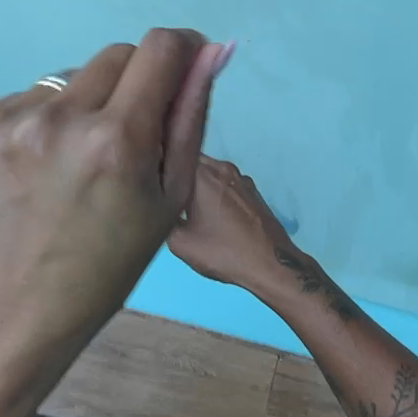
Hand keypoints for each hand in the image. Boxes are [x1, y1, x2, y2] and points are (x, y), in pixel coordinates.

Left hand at [0, 29, 230, 355]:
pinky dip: (41, 123)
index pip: (160, 48)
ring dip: (83, 105)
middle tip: (124, 138)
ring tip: (72, 164)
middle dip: (133, 83)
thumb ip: (190, 116)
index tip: (183, 64)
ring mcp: (5, 120)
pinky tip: (35, 170)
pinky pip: (26, 99)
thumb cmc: (107, 266)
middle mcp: (59, 118)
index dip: (180, 48)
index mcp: (118, 140)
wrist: (10, 313)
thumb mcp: (169, 199)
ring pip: (69, 78)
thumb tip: (212, 50)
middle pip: (116, 55)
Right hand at [168, 156, 297, 292]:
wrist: (270, 262)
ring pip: (208, 171)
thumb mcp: (180, 243)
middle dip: (176, 172)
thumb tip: (161, 206)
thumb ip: (163, 219)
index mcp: (202, 175)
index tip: (148, 179)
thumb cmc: (223, 252)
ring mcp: (239, 177)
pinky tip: (209, 211)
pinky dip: (213, 189)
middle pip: (190, 160)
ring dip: (195, 182)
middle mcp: (221, 168)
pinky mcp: (251, 189)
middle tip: (163, 194)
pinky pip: (223, 181)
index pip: (171, 154)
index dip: (157, 164)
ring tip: (185, 205)